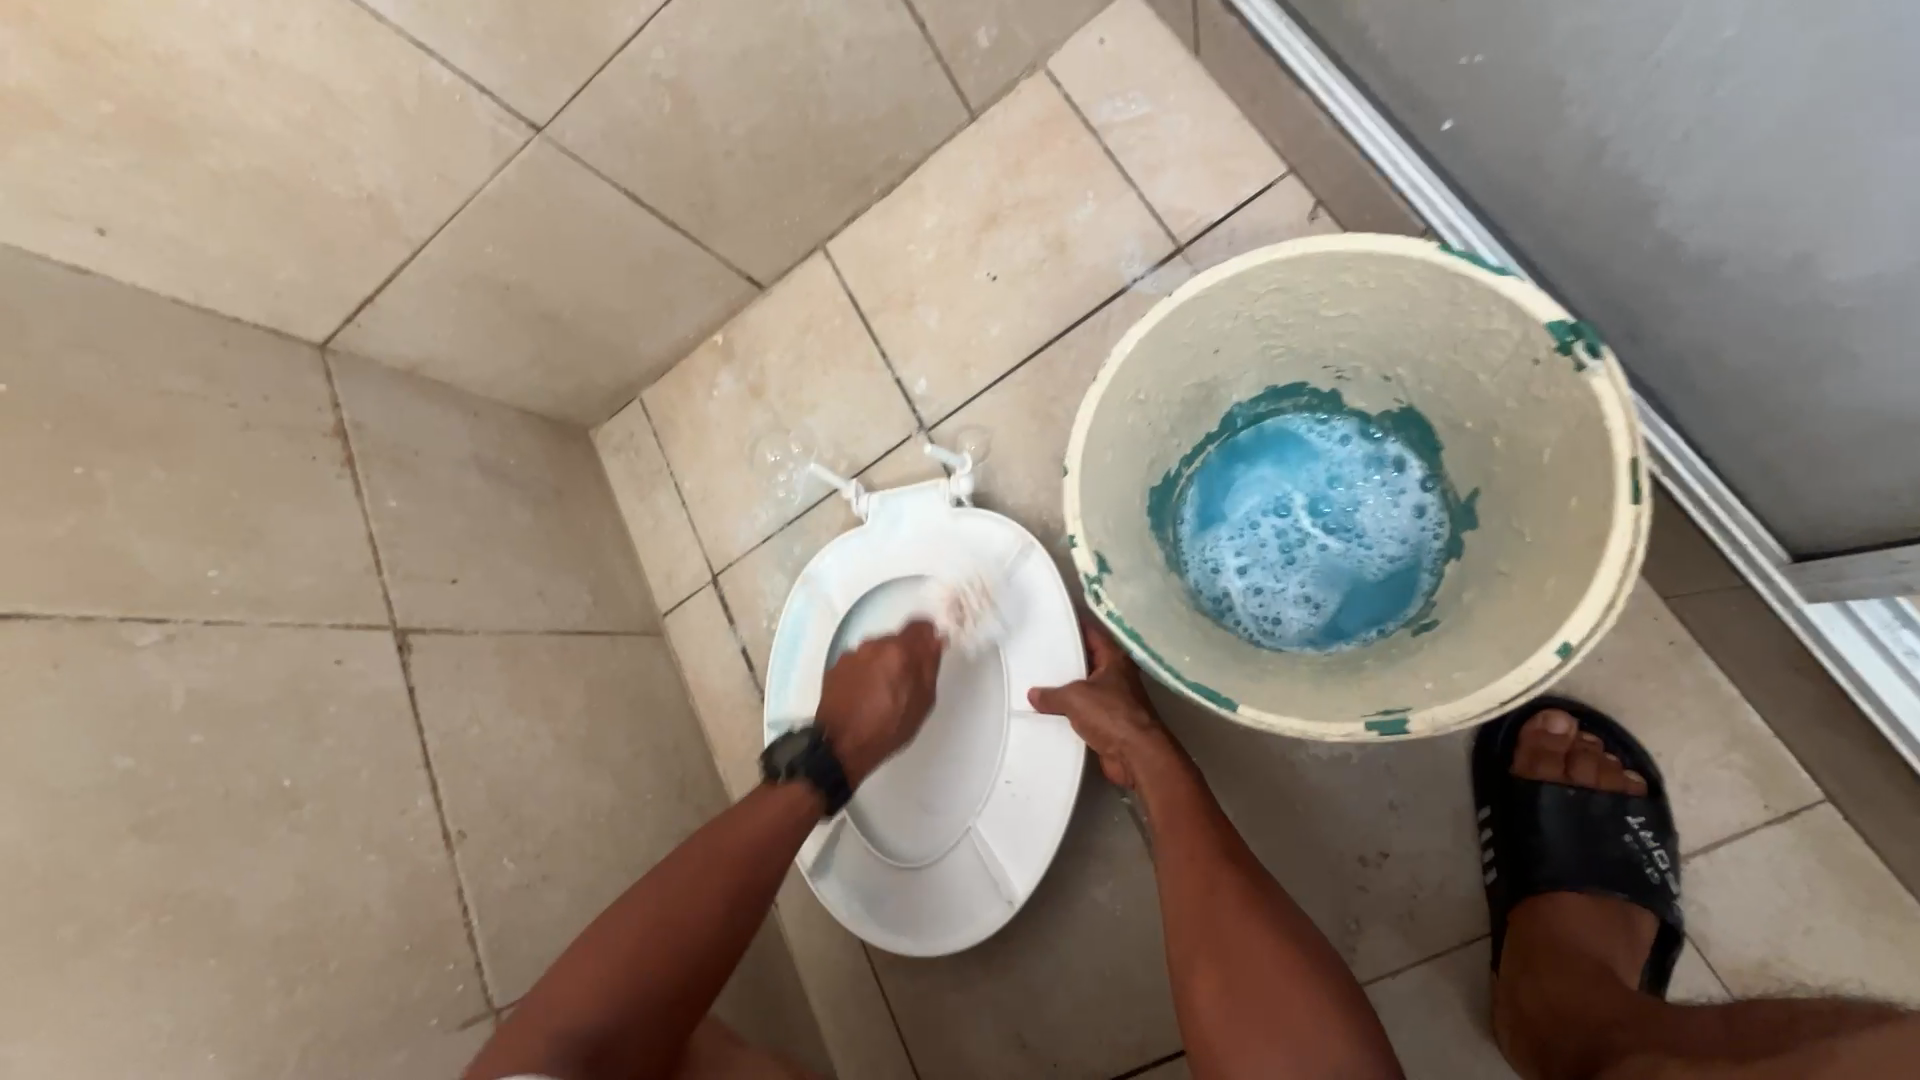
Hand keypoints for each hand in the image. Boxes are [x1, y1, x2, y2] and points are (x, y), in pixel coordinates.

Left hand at [816, 620, 943, 787]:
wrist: (841, 745)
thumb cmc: (889, 727)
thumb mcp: (923, 702)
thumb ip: (930, 666)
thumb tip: (936, 640)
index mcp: (899, 650)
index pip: (920, 625)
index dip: (928, 635)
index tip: (929, 651)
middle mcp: (873, 644)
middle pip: (896, 640)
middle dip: (904, 655)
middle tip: (906, 684)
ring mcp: (852, 654)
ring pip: (876, 651)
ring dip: (883, 664)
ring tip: (881, 693)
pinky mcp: (836, 667)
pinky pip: (859, 662)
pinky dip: (865, 673)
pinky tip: (863, 695)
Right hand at [1028, 615, 1186, 790]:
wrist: (1136, 755)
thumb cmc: (1111, 714)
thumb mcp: (1074, 697)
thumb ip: (1052, 694)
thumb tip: (1034, 694)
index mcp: (1114, 659)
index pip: (1092, 635)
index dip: (1074, 627)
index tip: (1054, 623)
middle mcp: (1117, 676)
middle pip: (1087, 662)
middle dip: (1065, 660)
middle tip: (1037, 653)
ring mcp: (1115, 700)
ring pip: (1085, 689)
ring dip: (1066, 689)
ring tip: (1037, 682)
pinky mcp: (1110, 724)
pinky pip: (1084, 712)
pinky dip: (1069, 713)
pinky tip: (1048, 712)